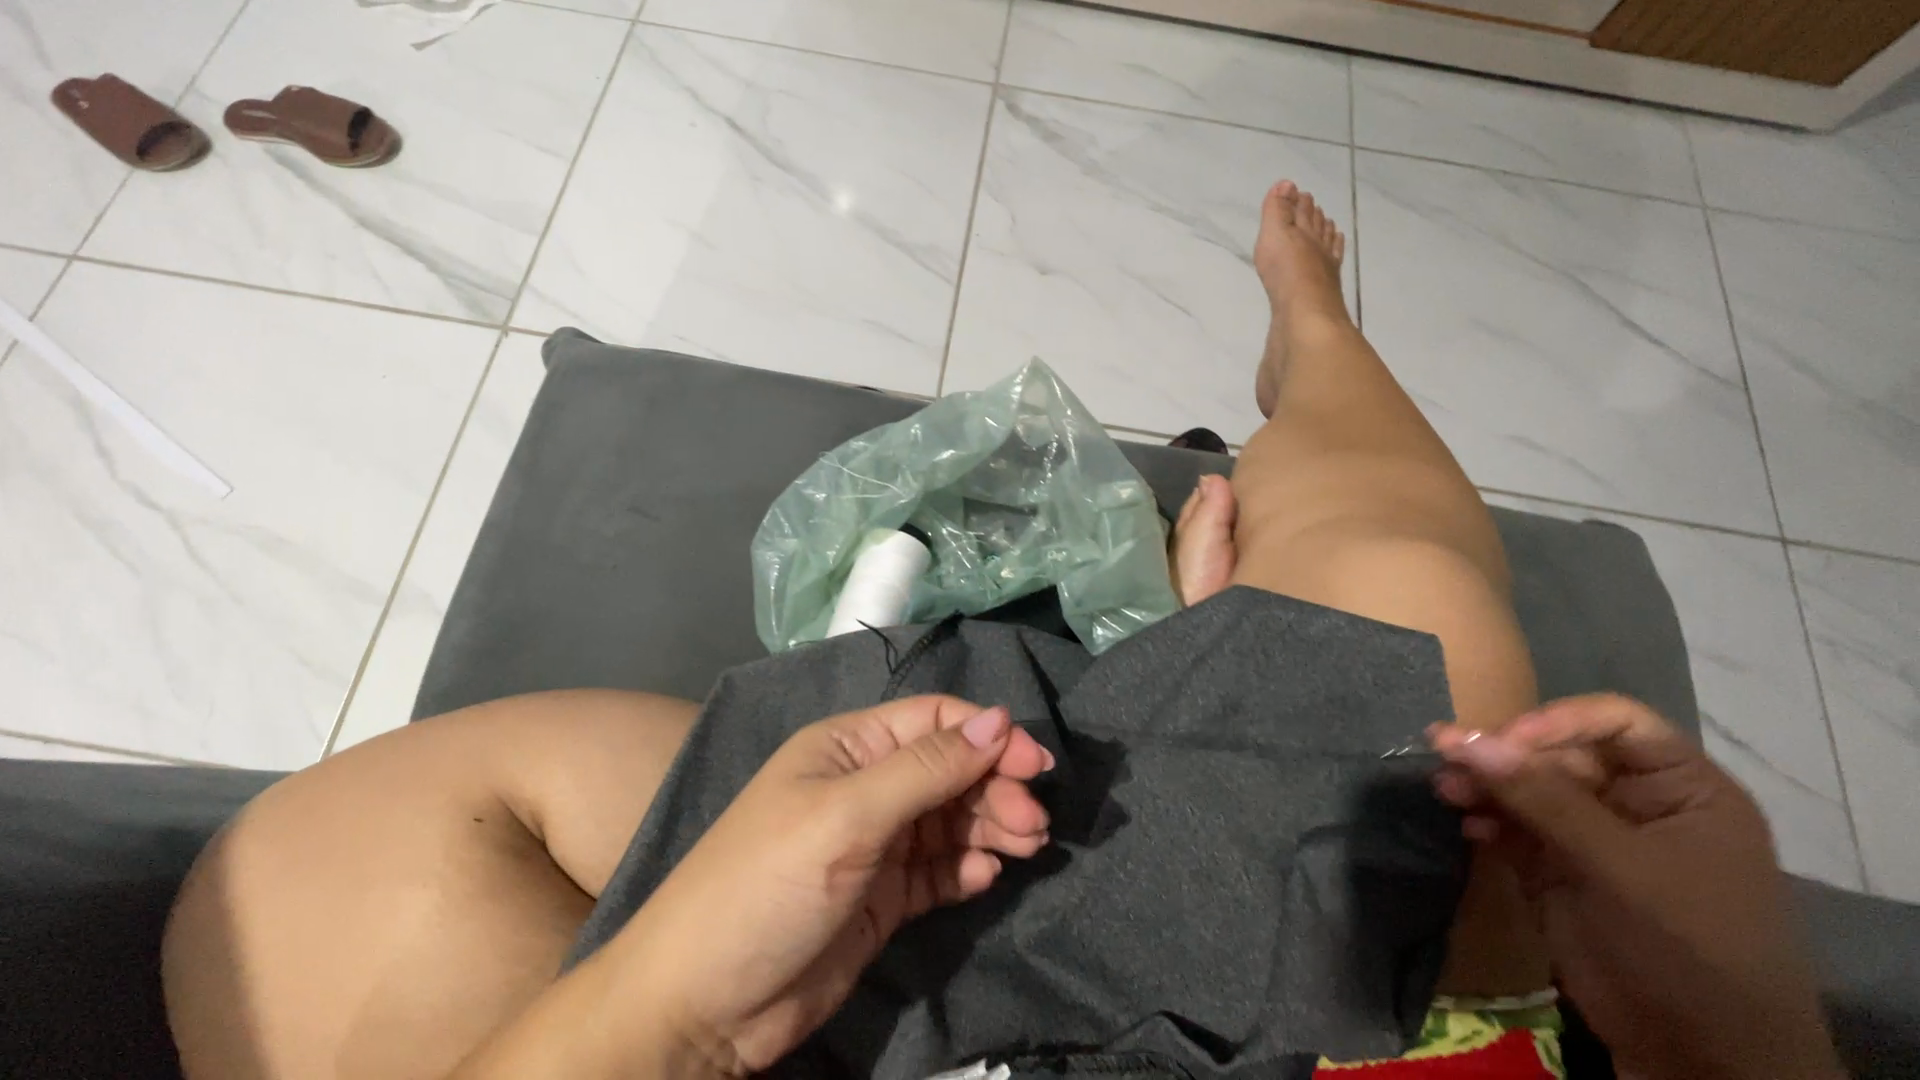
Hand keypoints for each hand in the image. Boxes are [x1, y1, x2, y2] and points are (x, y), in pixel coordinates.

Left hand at [613, 696, 1053, 1074]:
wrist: (704, 1005)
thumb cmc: (770, 885)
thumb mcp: (847, 816)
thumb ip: (926, 768)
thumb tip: (1000, 718)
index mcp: (848, 747)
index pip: (934, 720)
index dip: (989, 736)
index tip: (1038, 766)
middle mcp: (865, 786)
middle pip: (951, 769)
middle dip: (996, 787)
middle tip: (1033, 824)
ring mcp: (876, 844)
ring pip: (952, 819)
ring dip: (992, 826)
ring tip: (1027, 847)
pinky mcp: (883, 896)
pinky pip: (939, 870)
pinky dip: (967, 868)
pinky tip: (985, 877)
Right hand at [1432, 694, 1842, 1079]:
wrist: (1700, 1061)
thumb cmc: (1686, 949)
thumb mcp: (1620, 868)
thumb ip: (1542, 799)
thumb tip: (1461, 737)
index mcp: (1682, 791)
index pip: (1615, 724)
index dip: (1555, 722)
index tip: (1501, 741)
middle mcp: (1637, 804)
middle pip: (1559, 753)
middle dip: (1503, 755)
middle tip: (1443, 756)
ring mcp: (1595, 839)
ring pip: (1528, 789)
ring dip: (1485, 786)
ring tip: (1443, 790)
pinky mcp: (1559, 871)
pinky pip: (1515, 829)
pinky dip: (1487, 822)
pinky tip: (1466, 827)